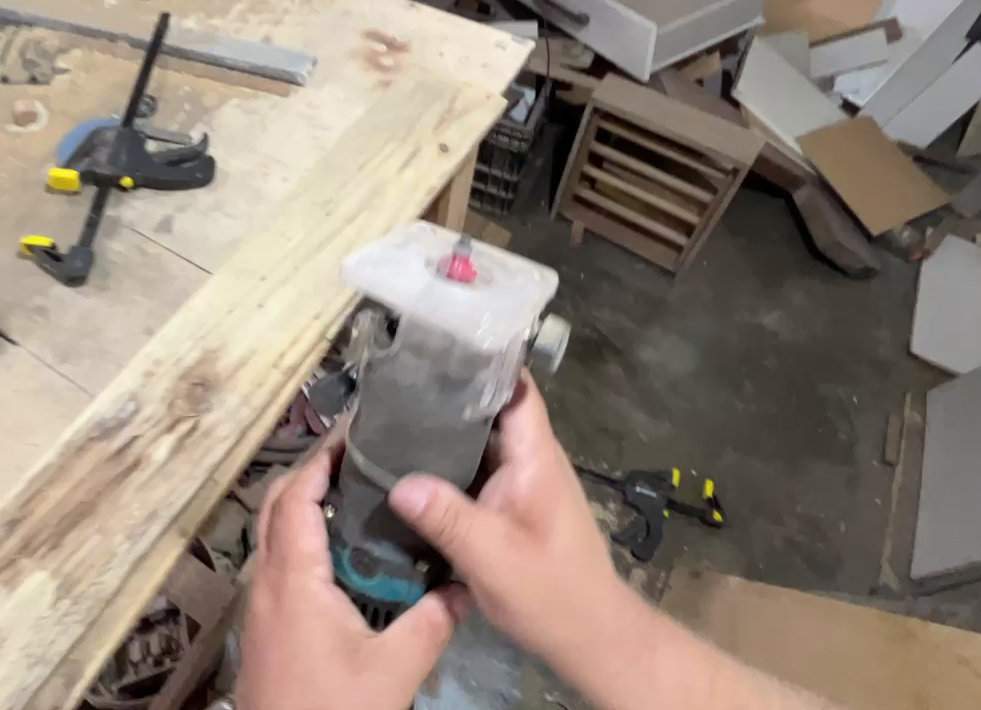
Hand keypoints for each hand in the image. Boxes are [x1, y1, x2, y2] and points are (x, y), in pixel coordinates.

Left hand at [234, 439, 469, 709]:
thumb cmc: (332, 709)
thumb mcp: (391, 672)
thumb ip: (430, 624)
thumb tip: (466, 585)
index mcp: (292, 576)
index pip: (296, 496)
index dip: (319, 459)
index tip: (351, 435)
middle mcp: (266, 578)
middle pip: (276, 503)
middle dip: (309, 471)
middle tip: (353, 456)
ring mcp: (258, 600)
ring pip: (271, 530)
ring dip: (301, 501)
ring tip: (349, 490)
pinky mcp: (263, 621)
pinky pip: (275, 557)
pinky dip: (298, 533)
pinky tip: (335, 547)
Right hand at [388, 375, 626, 674]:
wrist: (590, 639)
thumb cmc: (553, 594)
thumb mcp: (495, 559)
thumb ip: (449, 518)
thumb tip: (397, 482)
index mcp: (534, 454)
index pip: (514, 386)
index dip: (483, 360)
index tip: (438, 341)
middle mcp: (528, 455)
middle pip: (489, 405)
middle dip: (448, 388)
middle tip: (394, 376)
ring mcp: (519, 477)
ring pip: (477, 435)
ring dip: (442, 423)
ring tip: (390, 409)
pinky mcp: (508, 498)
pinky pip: (472, 462)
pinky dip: (444, 455)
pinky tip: (408, 458)